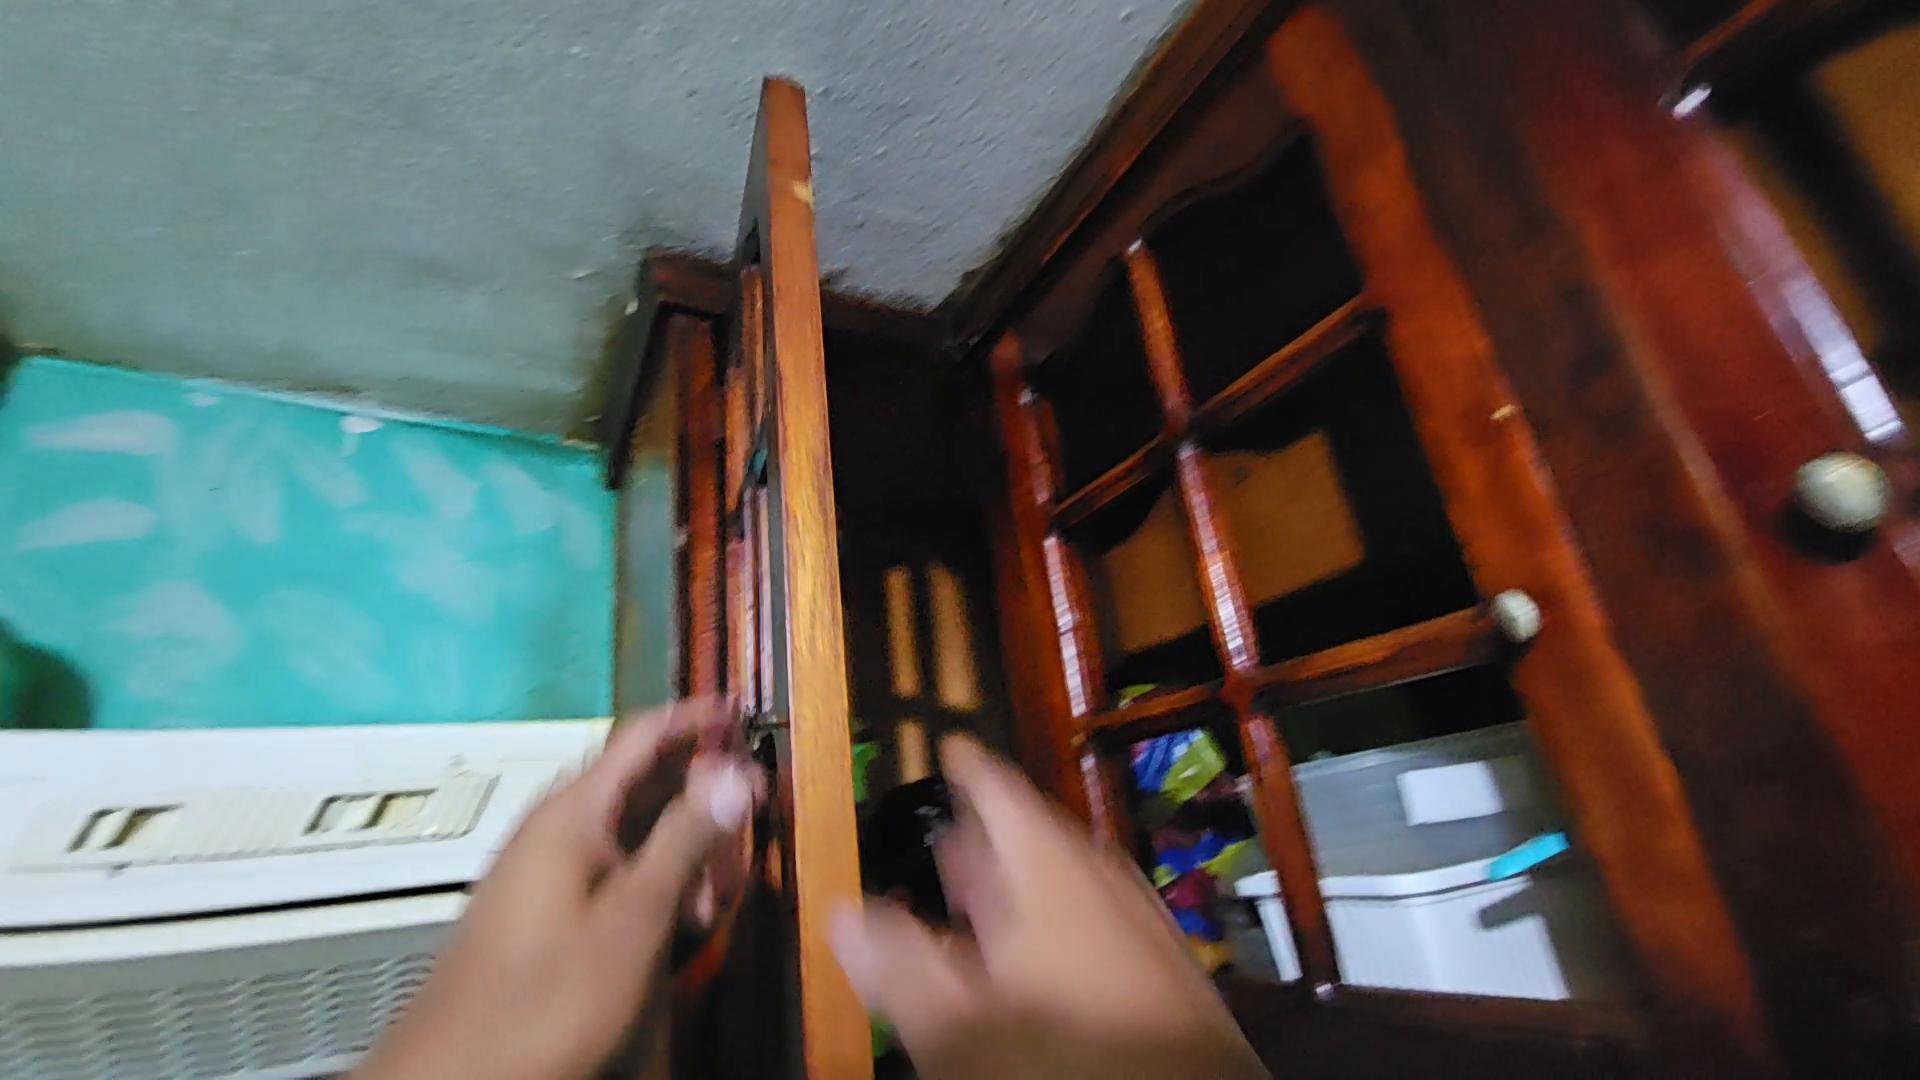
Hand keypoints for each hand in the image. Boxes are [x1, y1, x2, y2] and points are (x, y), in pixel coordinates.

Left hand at [352, 699, 759, 1079]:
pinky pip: (621, 864)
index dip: (696, 716)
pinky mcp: (555, 905)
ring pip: (639, 827)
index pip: (644, 735)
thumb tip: (739, 774)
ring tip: (722, 889)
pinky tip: (687, 914)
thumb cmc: (546, 996)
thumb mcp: (632, 918)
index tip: (743, 708)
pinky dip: (663, 874)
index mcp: (575, 811)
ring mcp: (555, 866)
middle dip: (705, 792)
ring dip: (689, 842)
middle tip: (753, 811)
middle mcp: (563, 826)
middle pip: (647, 780)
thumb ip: (686, 840)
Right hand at [830, 735, 1266, 1079]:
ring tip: (982, 897)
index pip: (998, 788)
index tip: (949, 747)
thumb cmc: (1064, 1051)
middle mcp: (1095, 869)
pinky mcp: (1161, 956)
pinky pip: (1096, 908)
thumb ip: (898, 962)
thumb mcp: (961, 1020)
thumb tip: (841, 912)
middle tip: (948, 841)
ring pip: (1064, 871)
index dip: (969, 766)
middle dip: (986, 833)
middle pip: (1032, 829)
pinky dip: (1057, 910)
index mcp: (1047, 864)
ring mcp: (1136, 910)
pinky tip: (1042, 954)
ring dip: (1019, 875)